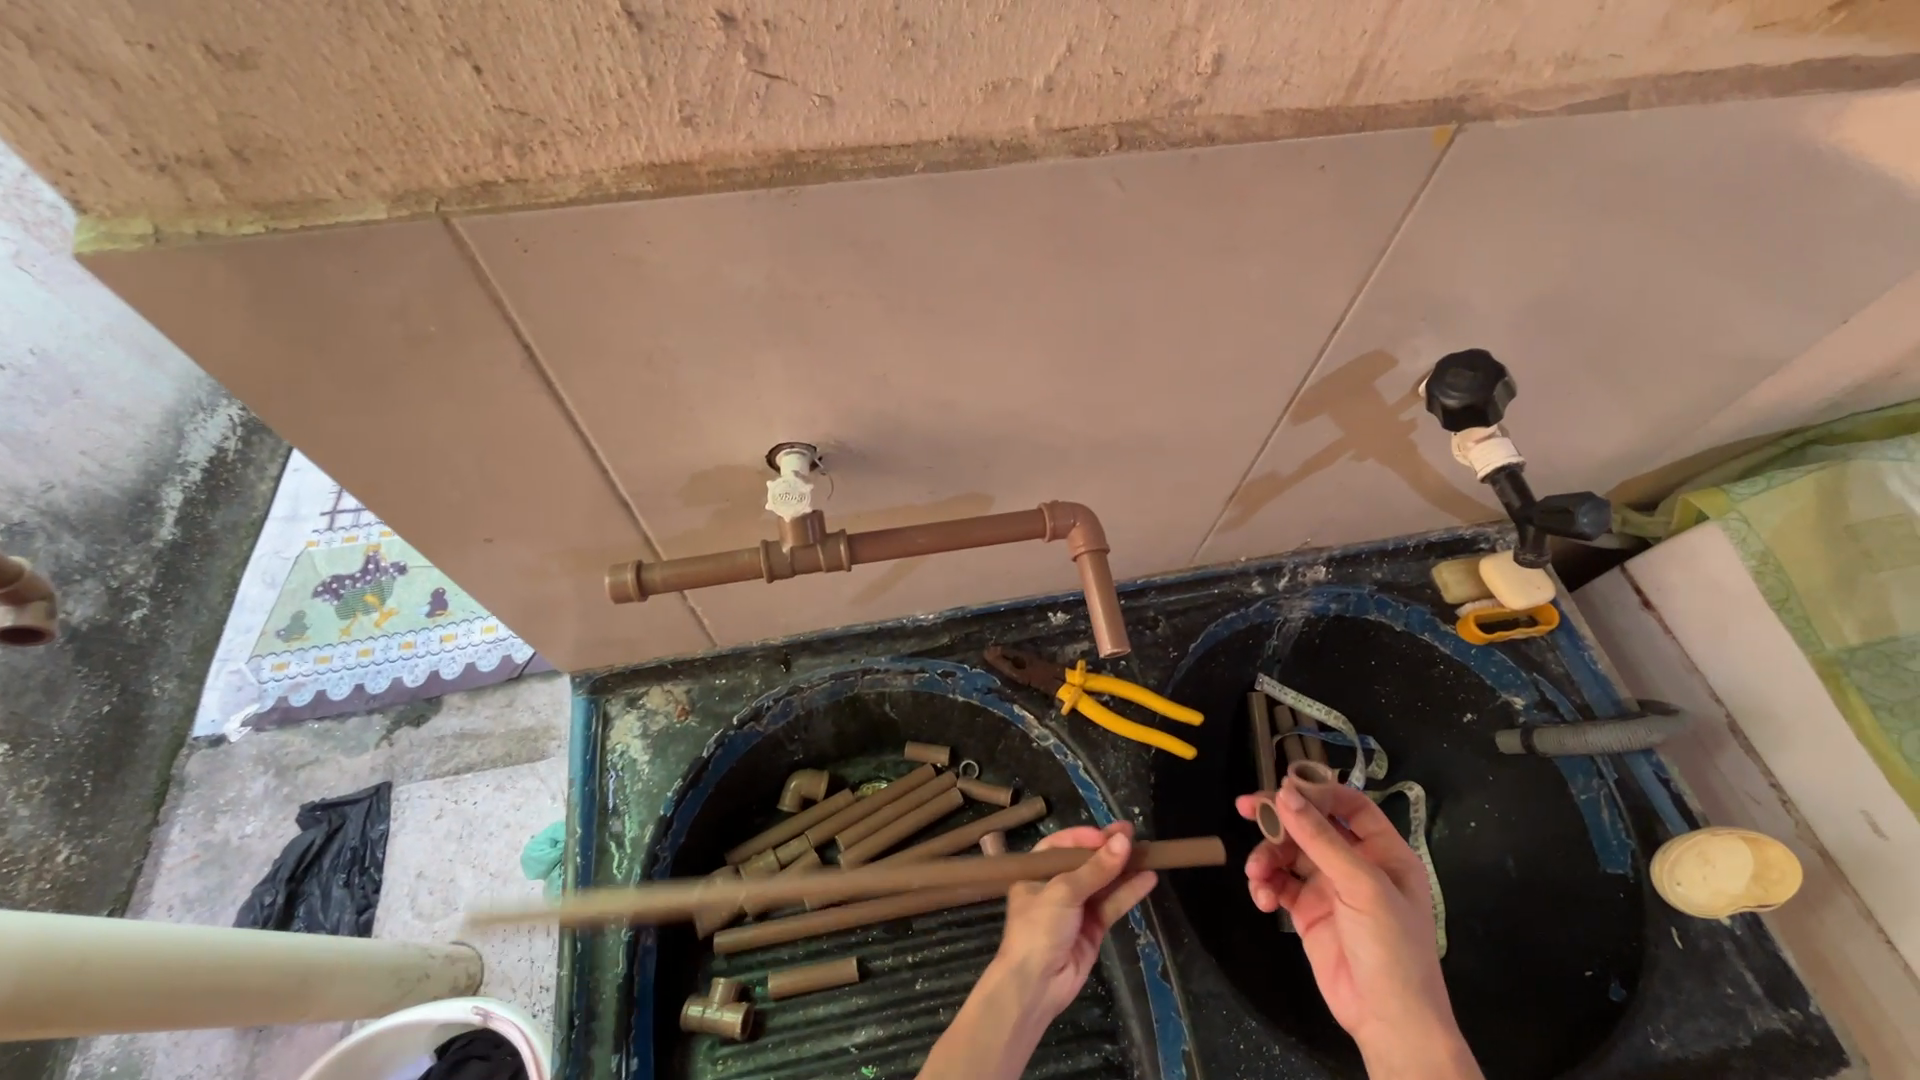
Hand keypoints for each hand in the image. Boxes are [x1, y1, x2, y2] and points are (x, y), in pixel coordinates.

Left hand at [996, 821, 1159, 1019]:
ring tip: (1148, 852)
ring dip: (1124, 869)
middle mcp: (1055, 887)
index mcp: (1036, 872)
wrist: (1036, 984)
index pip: (1061, 846)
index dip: (1084, 838)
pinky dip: (1129, 892)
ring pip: (1103, 883)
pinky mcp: (1093, 928)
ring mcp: (1075, 908)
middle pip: (1085, 862)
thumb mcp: (1064, 891)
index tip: (1108, 833)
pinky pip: (1112, 904)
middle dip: (1108, 850)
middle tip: (1133, 833)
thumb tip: (1123, 841)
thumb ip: (1096, 868)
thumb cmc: (1039, 928)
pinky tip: (1148, 878)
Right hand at [1236, 782, 1480, 1079]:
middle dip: (1279, 820)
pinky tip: (1263, 900)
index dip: (1316, 793)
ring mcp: (1329, 888)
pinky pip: (1279, 884)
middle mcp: (1356, 864)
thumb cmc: (1391, 947)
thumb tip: (1283, 793)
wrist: (1388, 1019)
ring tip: (1256, 876)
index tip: (1282, 789)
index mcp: (1384, 852)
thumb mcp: (1361, 886)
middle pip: (1310, 825)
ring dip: (1267, 858)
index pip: (1348, 805)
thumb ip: (1320, 838)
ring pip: (1288, 853)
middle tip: (1245, 809)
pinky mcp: (1307, 912)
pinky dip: (1266, 886)